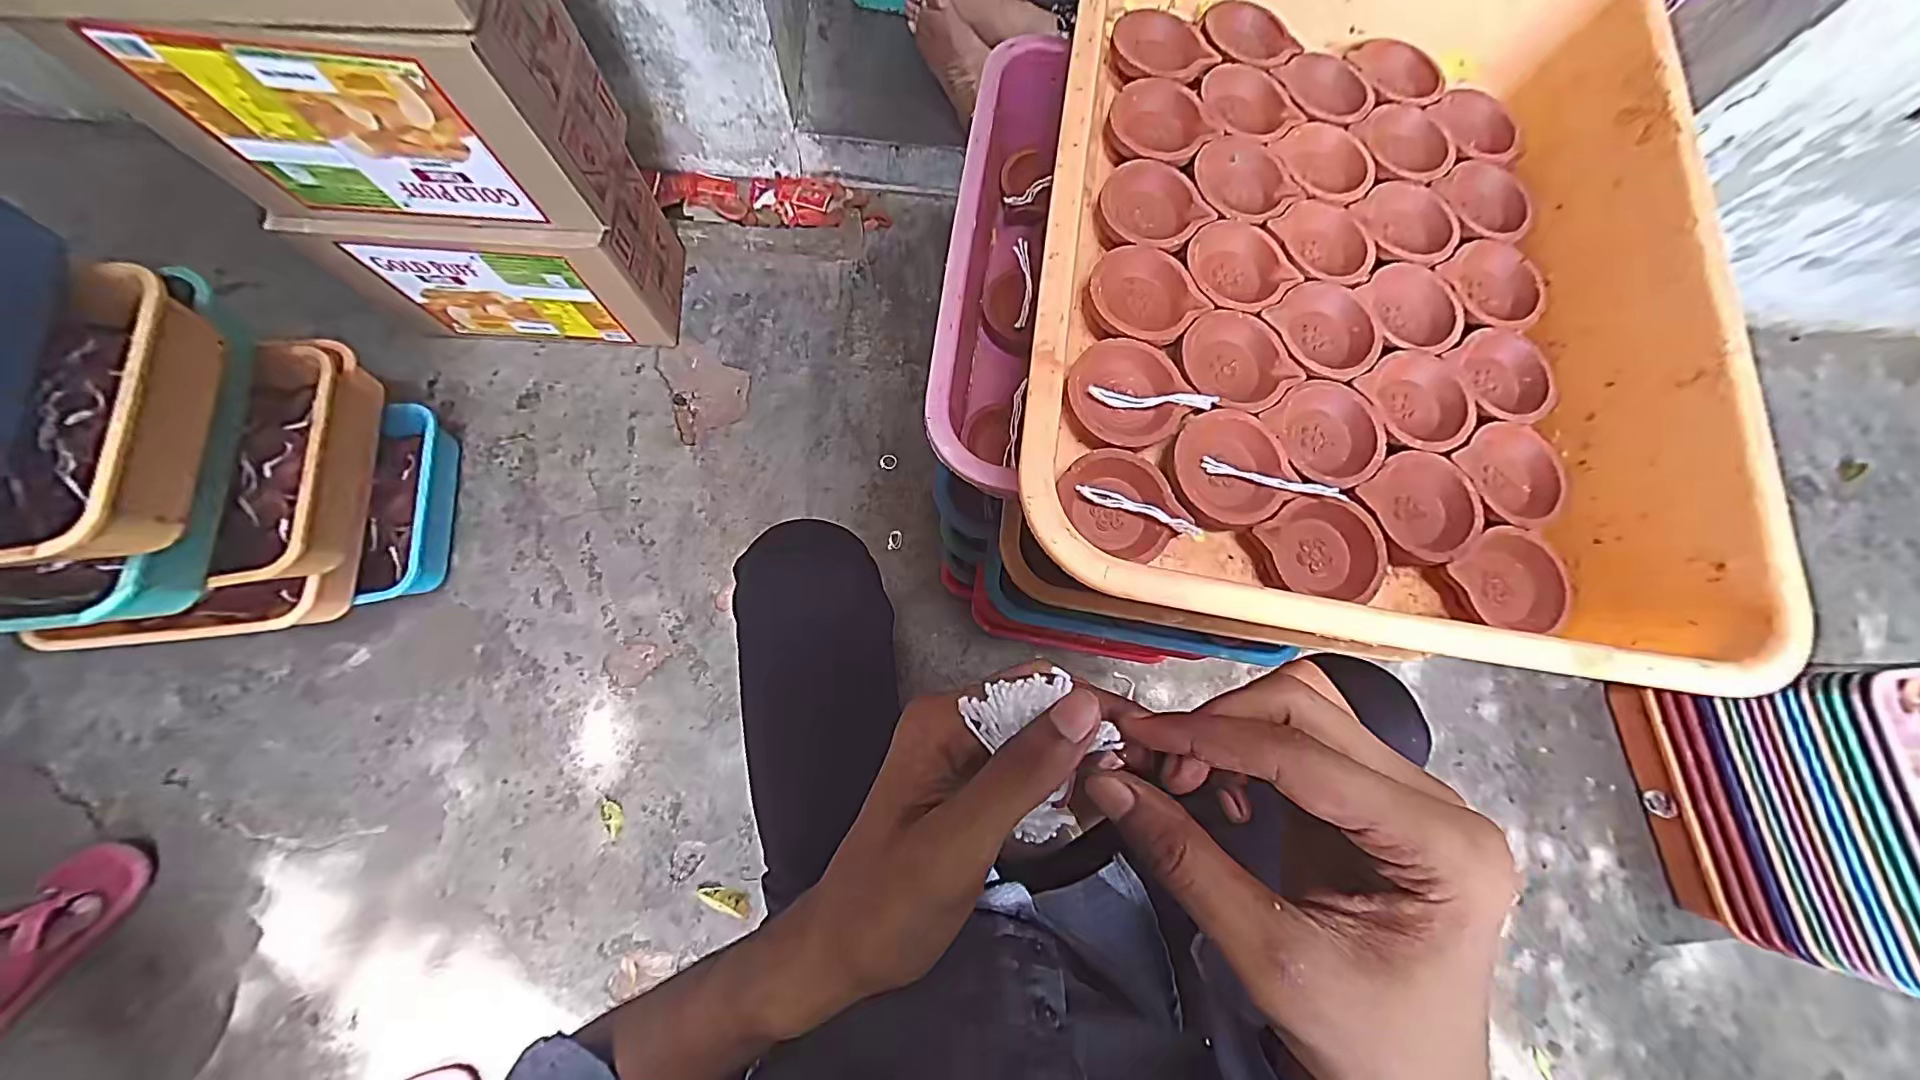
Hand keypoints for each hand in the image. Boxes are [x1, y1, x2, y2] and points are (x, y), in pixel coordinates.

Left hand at [779, 664, 1146, 1023]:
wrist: (844, 951)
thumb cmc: (891, 902)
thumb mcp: (960, 839)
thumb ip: (1021, 772)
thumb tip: (1083, 705)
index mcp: (942, 719)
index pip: (1035, 686)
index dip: (1091, 708)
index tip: (1142, 744)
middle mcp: (951, 721)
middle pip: (1039, 706)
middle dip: (1090, 732)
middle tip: (1138, 774)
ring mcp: (960, 751)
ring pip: (1038, 736)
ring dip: (1079, 758)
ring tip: (1119, 790)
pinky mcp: (970, 781)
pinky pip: (1026, 766)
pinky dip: (1058, 782)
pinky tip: (1082, 806)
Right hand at [1084, 670, 1515, 1079]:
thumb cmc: (1365, 1041)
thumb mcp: (1267, 955)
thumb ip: (1185, 861)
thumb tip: (1114, 785)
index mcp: (1441, 844)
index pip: (1304, 754)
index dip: (1212, 738)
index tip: (1144, 735)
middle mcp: (1433, 803)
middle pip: (1306, 709)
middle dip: (1220, 727)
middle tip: (1163, 765)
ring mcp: (1404, 795)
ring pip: (1298, 713)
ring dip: (1228, 733)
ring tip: (1188, 779)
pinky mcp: (1368, 799)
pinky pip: (1295, 742)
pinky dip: (1240, 752)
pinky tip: (1221, 792)